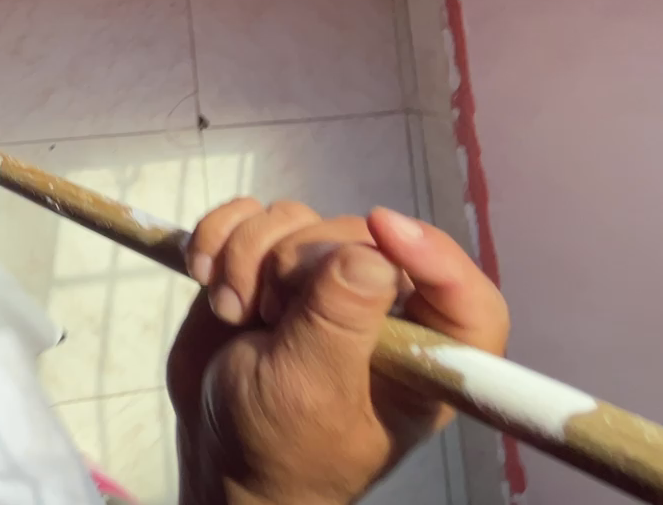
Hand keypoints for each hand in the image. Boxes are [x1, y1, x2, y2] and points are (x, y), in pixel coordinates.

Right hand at [167, 200, 509, 504]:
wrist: (215, 446)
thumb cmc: (281, 442)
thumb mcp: (312, 391)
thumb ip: (339, 323)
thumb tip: (371, 255)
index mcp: (416, 353)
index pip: (461, 294)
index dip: (433, 254)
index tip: (382, 225)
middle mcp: (372, 307)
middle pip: (345, 233)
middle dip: (287, 261)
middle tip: (265, 312)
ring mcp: (309, 280)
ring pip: (286, 218)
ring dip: (240, 254)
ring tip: (230, 309)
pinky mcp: (257, 263)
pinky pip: (240, 216)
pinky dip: (213, 236)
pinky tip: (201, 276)